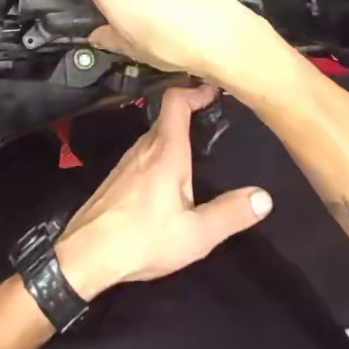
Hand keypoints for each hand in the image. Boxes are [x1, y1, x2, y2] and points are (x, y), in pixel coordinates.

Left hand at [54, 86, 272, 298]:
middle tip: (215, 119)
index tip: (216, 92)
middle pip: (168, 116)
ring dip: (176, 132)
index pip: (177, 101)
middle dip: (192, 112)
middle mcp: (145, 147)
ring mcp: (127, 161)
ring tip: (198, 145)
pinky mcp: (117, 178)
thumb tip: (265, 197)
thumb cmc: (141, 239)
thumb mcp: (195, 234)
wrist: (83, 258)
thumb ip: (230, 214)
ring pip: (155, 135)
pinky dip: (162, 150)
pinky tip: (170, 176)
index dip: (196, 90)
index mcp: (166, 150)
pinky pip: (144, 152)